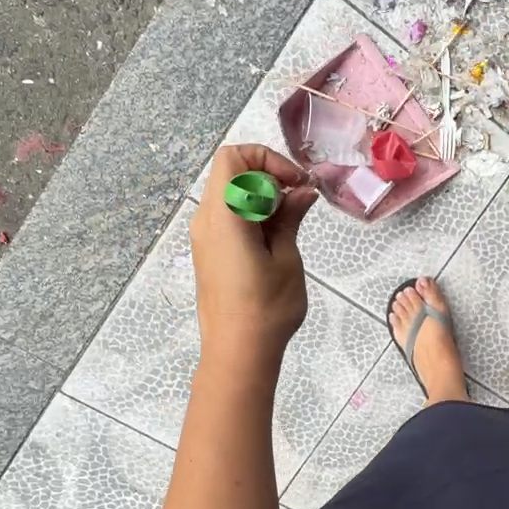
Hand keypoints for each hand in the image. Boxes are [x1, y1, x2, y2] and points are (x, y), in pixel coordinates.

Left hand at [191, 145, 317, 368]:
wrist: (238, 350)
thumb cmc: (267, 308)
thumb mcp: (287, 259)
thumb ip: (290, 218)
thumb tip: (302, 192)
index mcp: (225, 216)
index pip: (234, 158)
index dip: (269, 160)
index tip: (298, 184)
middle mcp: (207, 219)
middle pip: (231, 171)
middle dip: (269, 176)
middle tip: (300, 201)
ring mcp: (205, 235)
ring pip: (231, 192)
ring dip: (263, 195)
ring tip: (293, 220)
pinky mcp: (210, 250)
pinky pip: (229, 215)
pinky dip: (254, 213)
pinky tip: (278, 236)